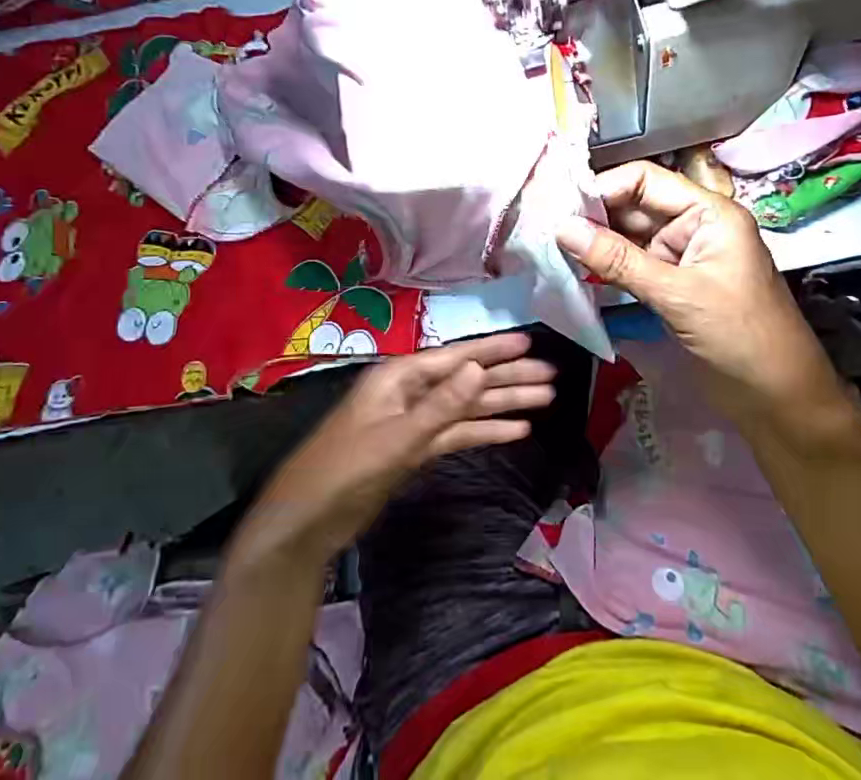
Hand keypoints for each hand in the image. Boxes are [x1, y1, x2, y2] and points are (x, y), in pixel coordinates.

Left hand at [232, 333, 557, 567]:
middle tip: (551, 376)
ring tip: (545, 400)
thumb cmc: (346, 468)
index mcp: (400, 377)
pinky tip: (516, 431)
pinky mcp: (415, 449)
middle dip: (508, 377)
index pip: (456, 358)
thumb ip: (441, 405)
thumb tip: (479, 368)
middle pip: (467, 380)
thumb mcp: (397, 436)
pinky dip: (484, 432)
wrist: (309, 517)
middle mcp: (409, 392)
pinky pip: (457, 434)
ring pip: (466, 407)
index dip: (494, 350)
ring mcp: (413, 421)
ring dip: (502, 404)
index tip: (530, 342)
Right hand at [555, 162, 852, 442]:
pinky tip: (575, 271)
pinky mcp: (671, 287)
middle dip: (592, 217)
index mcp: (708, 214)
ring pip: (628, 239)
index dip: (603, 189)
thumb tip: (562, 228)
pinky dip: (606, 269)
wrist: (778, 397)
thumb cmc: (740, 336)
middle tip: (546, 229)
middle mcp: (693, 227)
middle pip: (633, 207)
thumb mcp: (678, 294)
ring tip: (553, 249)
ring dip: (595, 244)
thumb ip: (618, 260)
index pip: (646, 181)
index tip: (560, 207)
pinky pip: (631, 267)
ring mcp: (681, 258)